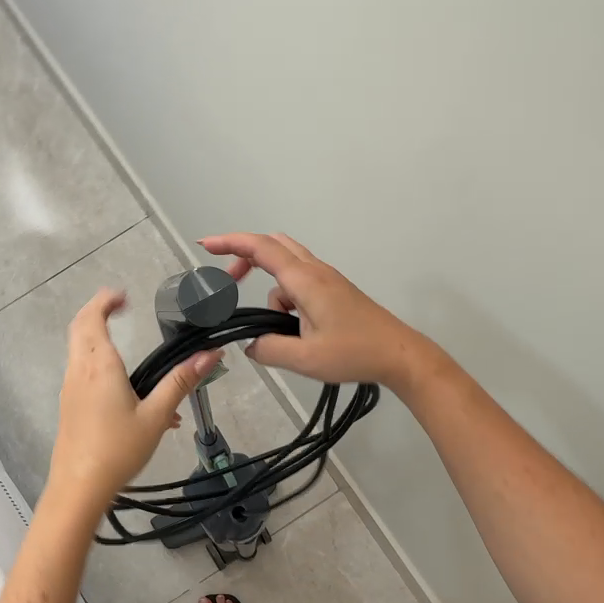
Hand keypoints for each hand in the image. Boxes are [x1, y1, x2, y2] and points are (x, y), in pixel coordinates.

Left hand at [48, 288, 219, 506]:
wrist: (79, 487)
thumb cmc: (118, 449)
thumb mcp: (156, 416)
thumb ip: (181, 383)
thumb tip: (212, 355)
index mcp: (100, 365)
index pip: (94, 317)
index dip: (105, 301)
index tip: (124, 296)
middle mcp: (79, 371)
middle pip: (80, 328)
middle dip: (97, 312)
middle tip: (120, 308)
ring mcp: (70, 389)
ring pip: (79, 351)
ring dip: (98, 340)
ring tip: (127, 349)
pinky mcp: (68, 407)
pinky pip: (81, 374)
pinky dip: (98, 366)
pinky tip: (127, 395)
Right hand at [201, 232, 442, 391]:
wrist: (399, 354)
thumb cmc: (354, 353)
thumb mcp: (304, 359)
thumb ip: (269, 349)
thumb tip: (251, 345)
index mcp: (305, 281)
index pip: (261, 249)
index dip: (230, 243)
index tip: (204, 245)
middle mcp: (316, 272)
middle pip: (273, 245)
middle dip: (245, 257)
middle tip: (228, 281)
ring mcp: (327, 280)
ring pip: (287, 265)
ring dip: (269, 286)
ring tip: (269, 324)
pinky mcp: (334, 292)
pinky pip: (299, 282)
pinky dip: (285, 297)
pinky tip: (292, 328)